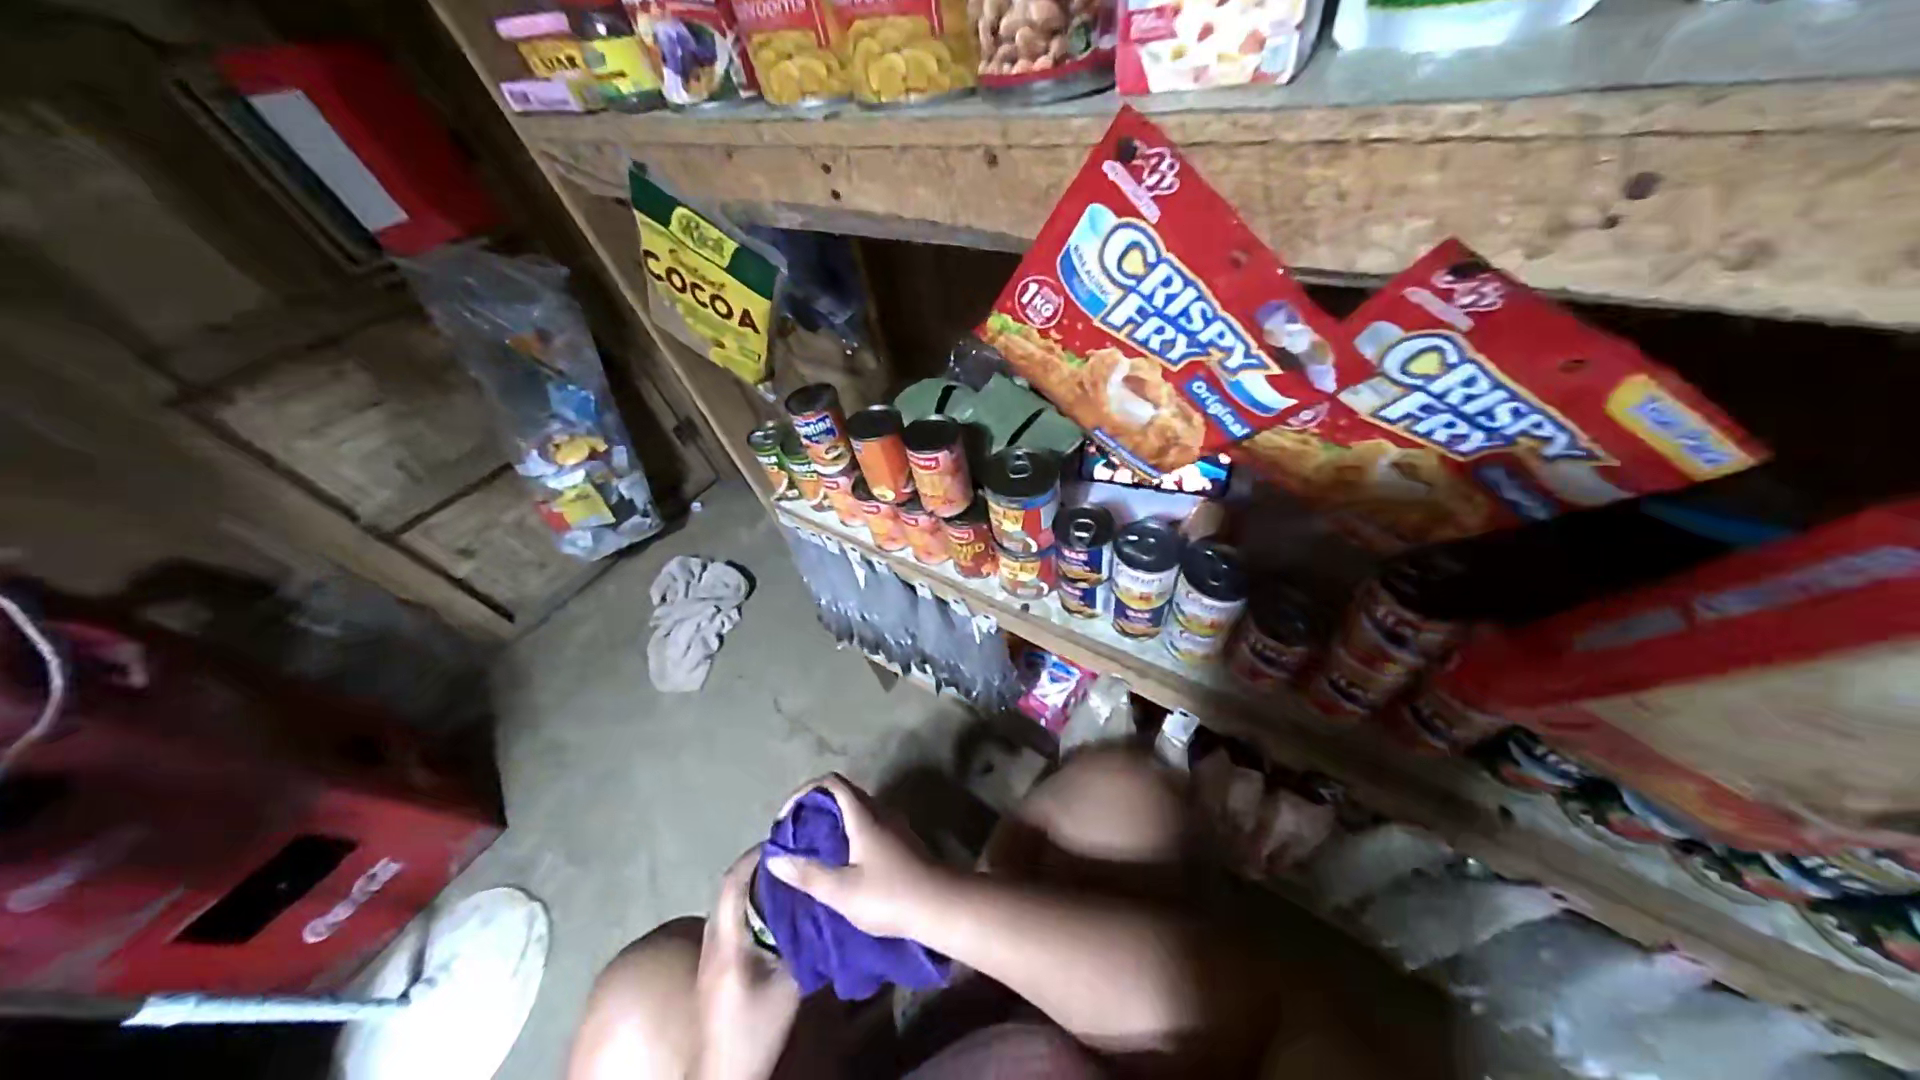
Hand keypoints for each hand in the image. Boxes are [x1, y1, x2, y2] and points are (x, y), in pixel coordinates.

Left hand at [691, 848, 800, 1079]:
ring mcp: (707, 955)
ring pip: (726, 904)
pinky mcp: (711, 967)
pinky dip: (747, 905)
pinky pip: (728, 920)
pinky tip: (772, 912)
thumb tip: (820, 908)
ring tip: (784, 877)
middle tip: (789, 856)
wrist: (723, 1074)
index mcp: (728, 941)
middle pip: (727, 889)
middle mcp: (711, 941)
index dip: (755, 857)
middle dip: (755, 866)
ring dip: (750, 885)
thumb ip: (802, 944)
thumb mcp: (789, 985)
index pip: (734, 883)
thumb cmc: (756, 1030)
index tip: (783, 842)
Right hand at [761, 773, 945, 939]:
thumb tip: (773, 858)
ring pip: (859, 810)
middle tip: (797, 834)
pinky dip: (851, 833)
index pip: (832, 782)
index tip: (788, 816)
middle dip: (818, 807)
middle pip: (846, 794)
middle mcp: (881, 813)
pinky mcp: (903, 843)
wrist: (942, 906)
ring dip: (835, 821)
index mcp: (864, 816)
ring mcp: (895, 826)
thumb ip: (807, 873)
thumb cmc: (889, 895)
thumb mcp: (842, 890)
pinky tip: (843, 862)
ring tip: (815, 849)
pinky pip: (871, 826)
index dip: (806, 791)